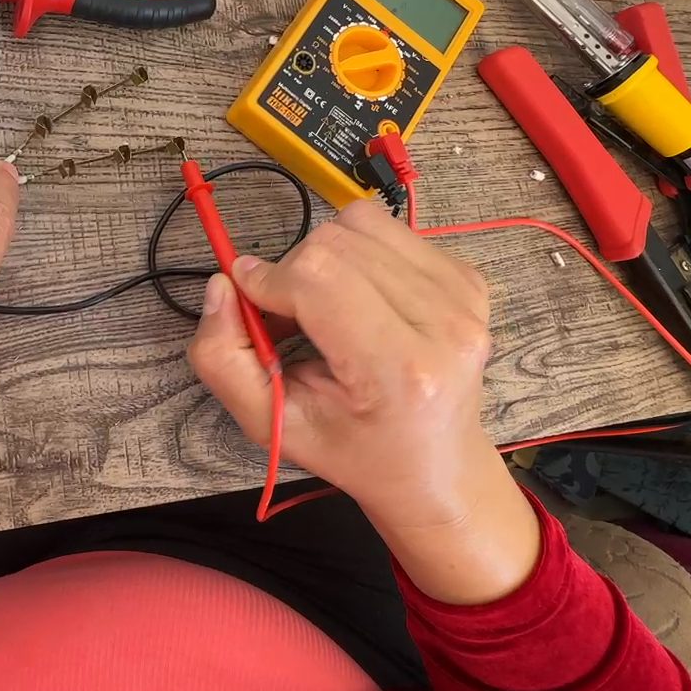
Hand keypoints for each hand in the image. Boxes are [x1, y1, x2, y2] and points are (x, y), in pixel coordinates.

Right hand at [186, 200, 539, 603]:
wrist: (436, 467)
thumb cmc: (353, 449)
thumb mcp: (269, 424)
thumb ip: (221, 358)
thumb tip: (222, 283)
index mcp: (400, 370)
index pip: (316, 277)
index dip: (267, 280)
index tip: (252, 305)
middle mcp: (445, 325)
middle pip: (332, 243)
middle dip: (291, 271)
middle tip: (288, 317)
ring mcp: (463, 296)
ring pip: (356, 223)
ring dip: (323, 257)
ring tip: (325, 305)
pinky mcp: (469, 277)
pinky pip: (385, 228)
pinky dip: (356, 251)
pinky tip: (361, 296)